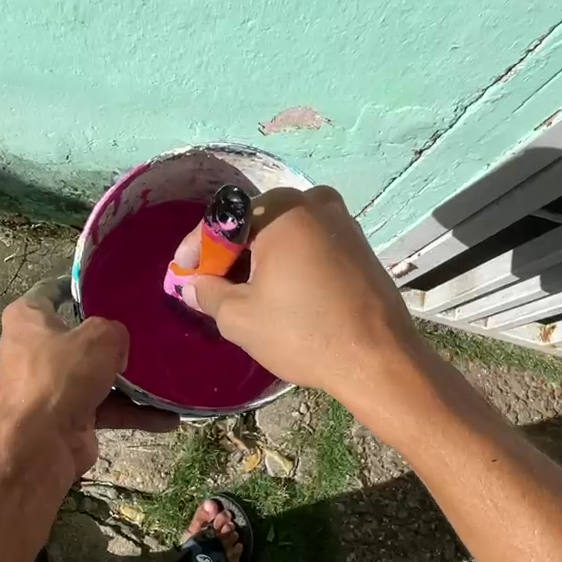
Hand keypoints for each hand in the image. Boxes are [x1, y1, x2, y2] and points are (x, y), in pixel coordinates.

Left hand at [0, 279, 177, 480]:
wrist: (40, 444)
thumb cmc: (61, 375)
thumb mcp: (100, 337)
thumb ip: (116, 331)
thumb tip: (117, 349)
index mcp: (29, 317)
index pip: (54, 290)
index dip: (82, 284)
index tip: (114, 282)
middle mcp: (37, 348)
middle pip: (82, 334)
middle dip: (114, 337)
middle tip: (151, 328)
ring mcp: (53, 384)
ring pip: (98, 374)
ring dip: (132, 380)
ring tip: (168, 373)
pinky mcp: (70, 415)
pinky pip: (109, 408)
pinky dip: (135, 412)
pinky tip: (169, 417)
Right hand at [181, 186, 423, 402]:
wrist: (378, 359)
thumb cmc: (303, 333)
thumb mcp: (239, 318)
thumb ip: (207, 293)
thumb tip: (191, 284)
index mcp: (280, 212)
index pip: (222, 221)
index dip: (196, 248)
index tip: (183, 273)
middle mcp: (313, 203)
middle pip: (254, 221)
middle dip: (229, 252)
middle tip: (212, 284)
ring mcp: (341, 221)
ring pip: (283, 231)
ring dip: (259, 255)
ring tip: (245, 291)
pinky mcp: (359, 243)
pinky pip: (309, 242)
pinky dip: (288, 259)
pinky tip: (282, 291)